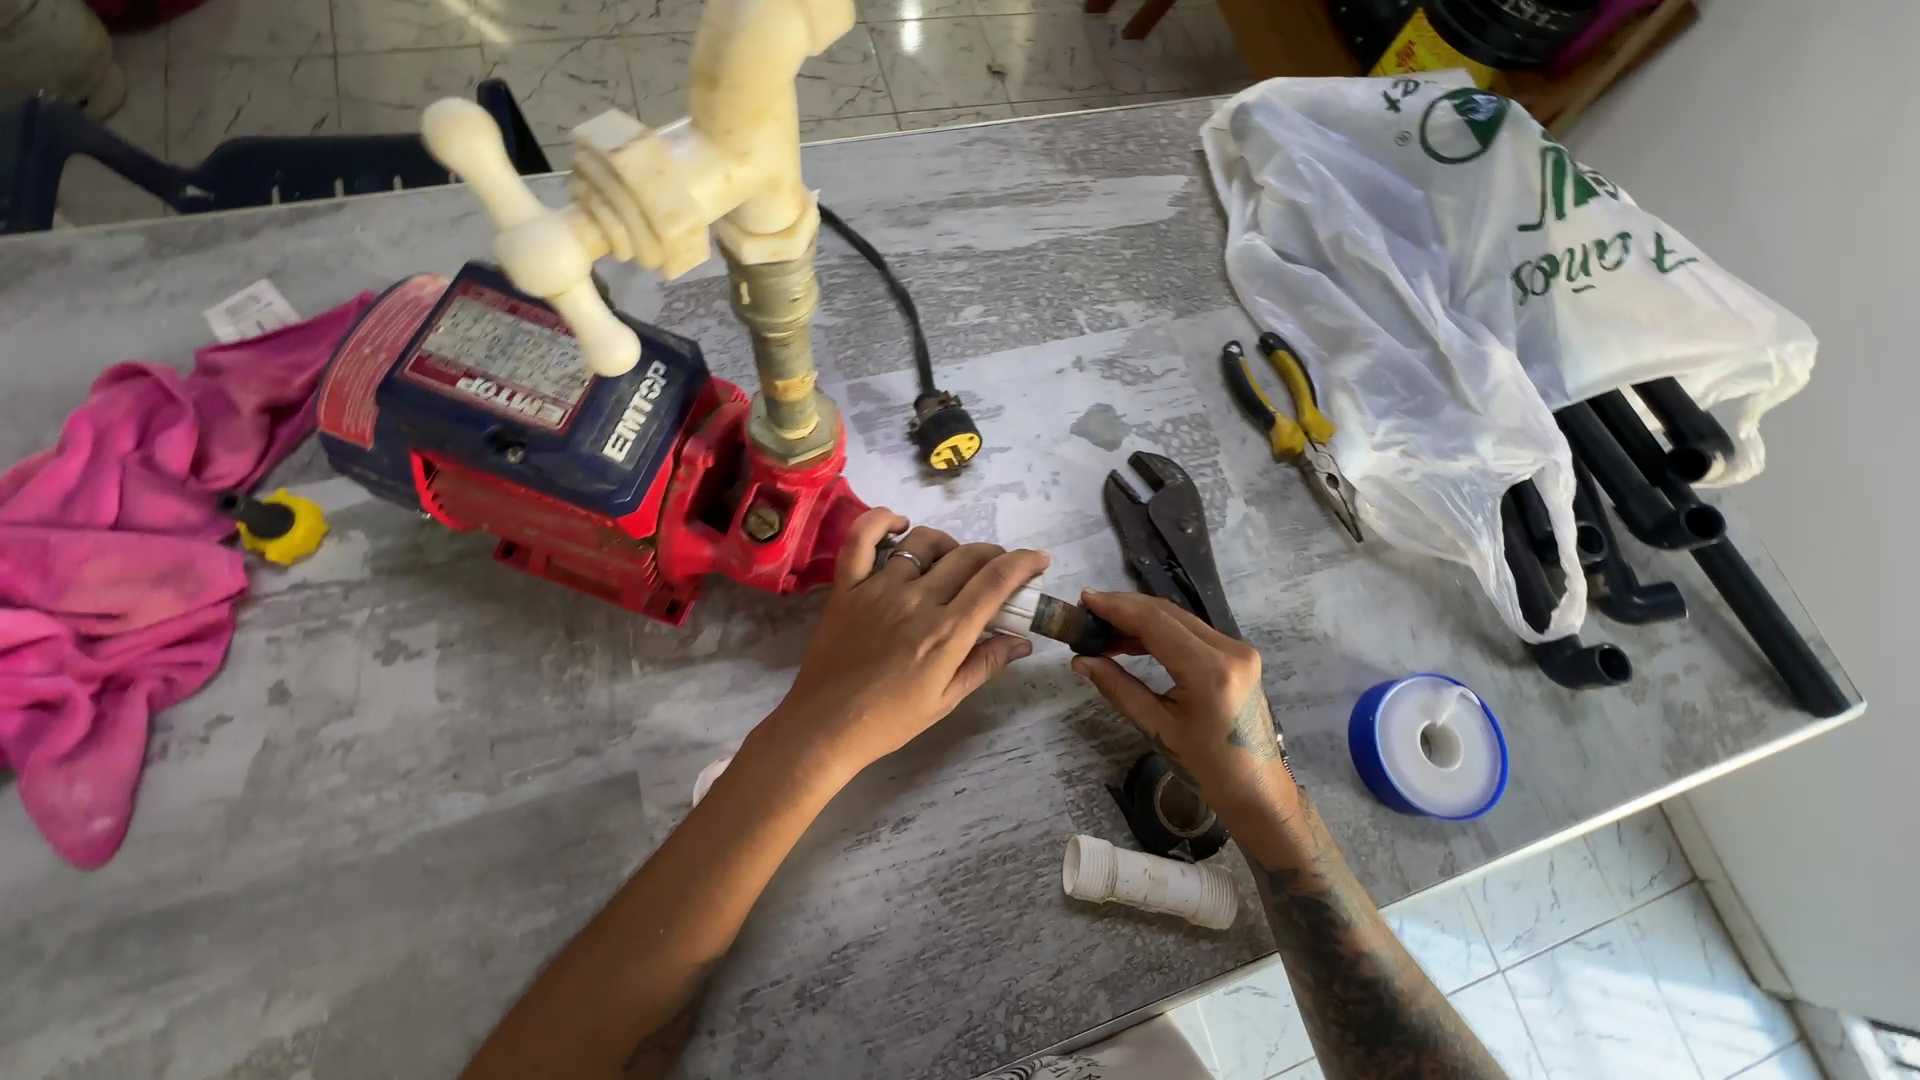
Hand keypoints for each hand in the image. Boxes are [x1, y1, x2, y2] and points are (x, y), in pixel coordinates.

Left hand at [768, 508, 1048, 780]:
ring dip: (948, 545)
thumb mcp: (946, 700)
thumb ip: (985, 663)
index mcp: (947, 632)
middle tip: (999, 568)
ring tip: (952, 560)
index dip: (1023, 563)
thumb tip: (1022, 640)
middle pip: (966, 557)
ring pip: (923, 543)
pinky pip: (862, 540)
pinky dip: (881, 521)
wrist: (825, 726)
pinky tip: (899, 523)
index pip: (995, 581)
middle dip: (994, 555)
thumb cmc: (890, 721)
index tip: (1038, 560)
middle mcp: (917, 600)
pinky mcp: (847, 586)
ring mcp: (879, 588)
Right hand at [1071, 590, 1295, 821]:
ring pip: (1179, 619)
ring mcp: (1238, 649)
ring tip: (1103, 630)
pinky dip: (1159, 632)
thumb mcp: (1158, 728)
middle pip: (1167, 613)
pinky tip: (1131, 642)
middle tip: (1087, 613)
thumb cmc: (1207, 767)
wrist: (1257, 790)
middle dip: (1125, 609)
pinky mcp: (1237, 655)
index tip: (1085, 599)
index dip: (1117, 607)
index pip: (1155, 622)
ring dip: (1140, 619)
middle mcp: (1229, 649)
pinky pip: (1191, 632)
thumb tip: (1081, 661)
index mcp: (1210, 671)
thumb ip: (1118, 688)